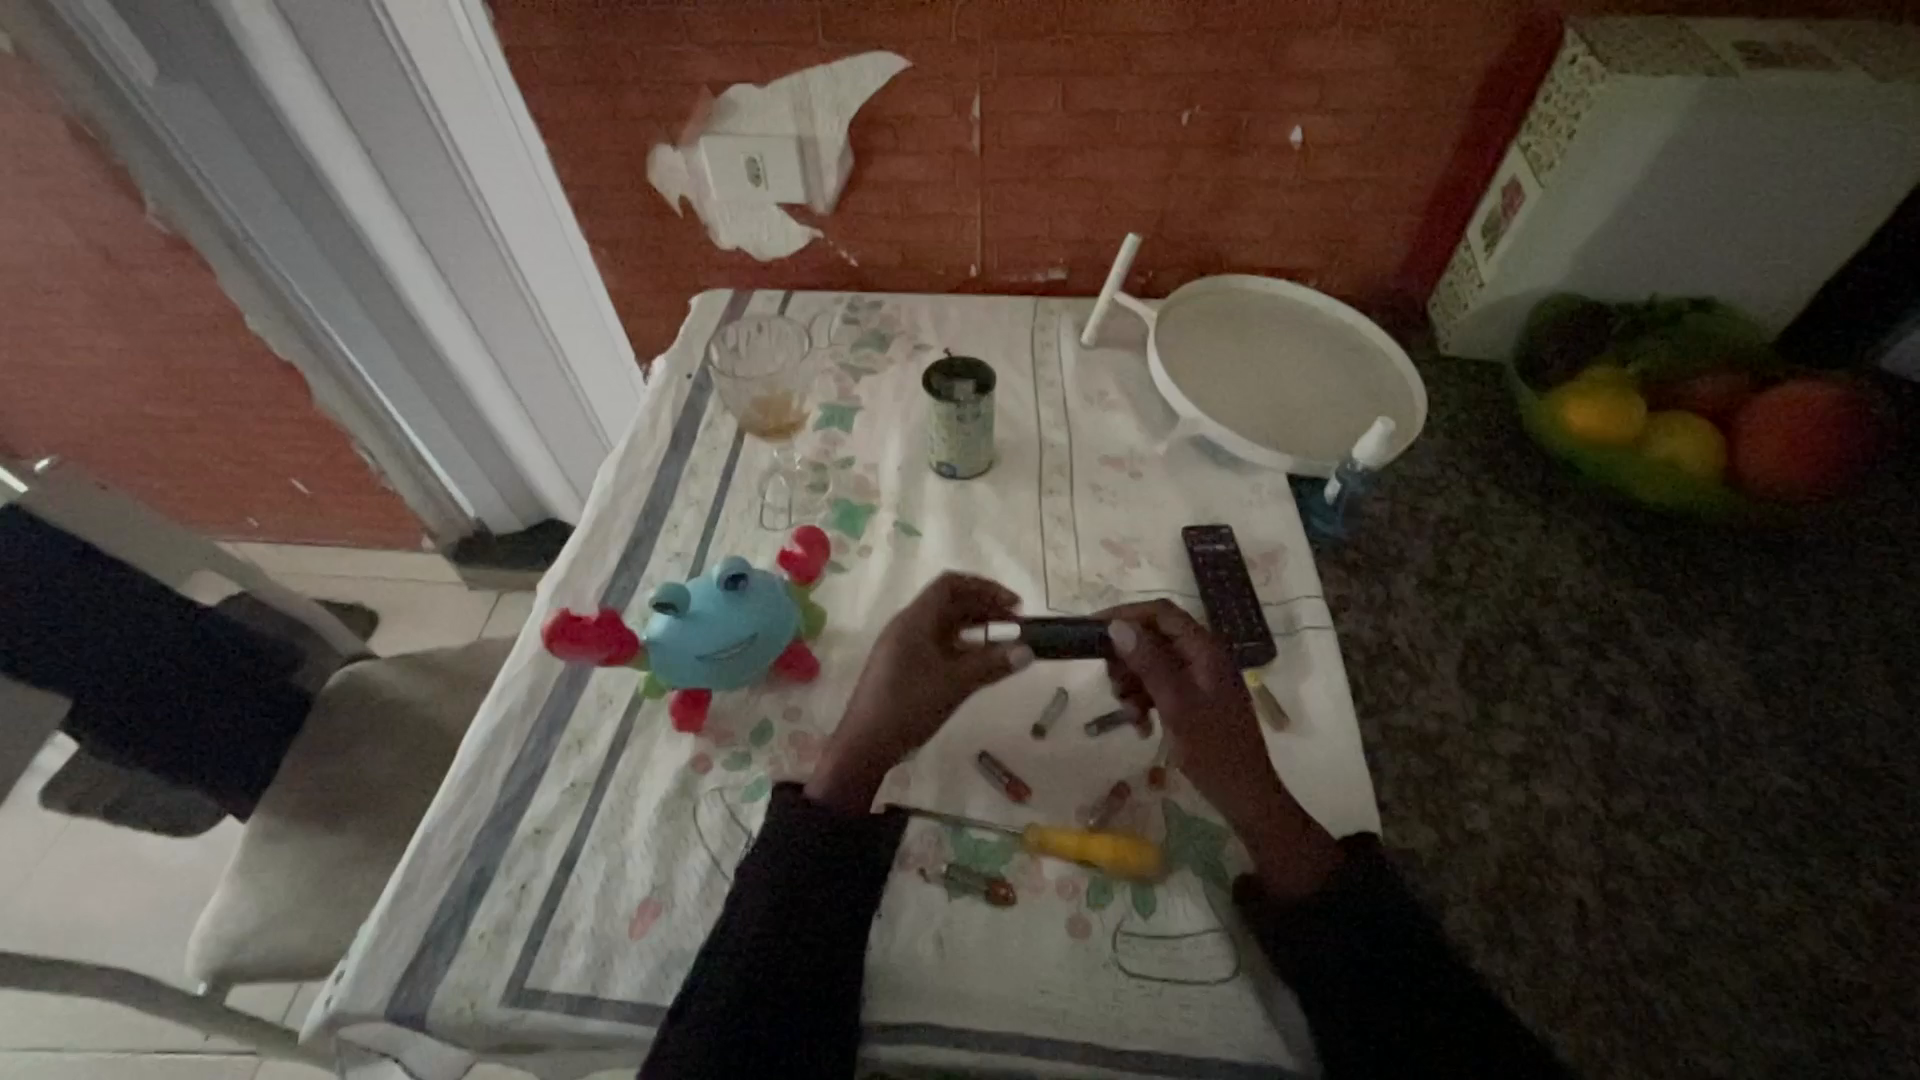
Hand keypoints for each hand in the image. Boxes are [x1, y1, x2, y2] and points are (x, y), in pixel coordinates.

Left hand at [805, 573, 1032, 812]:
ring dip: (975, 630)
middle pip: (950, 604)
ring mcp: (903, 647)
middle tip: (1017, 626)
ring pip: (945, 626)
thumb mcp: (955, 684)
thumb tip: (1028, 651)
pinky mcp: (903, 666)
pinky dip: (962, 648)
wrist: (865, 743)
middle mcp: (908, 626)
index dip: (985, 588)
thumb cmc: (908, 706)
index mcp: (915, 620)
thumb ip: (992, 664)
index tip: (1014, 605)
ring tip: (1004, 644)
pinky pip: (938, 645)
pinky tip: (980, 664)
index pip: (950, 585)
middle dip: (985, 609)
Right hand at [1100, 600, 1340, 898]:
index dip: (1125, 615)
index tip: (1092, 631)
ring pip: (1149, 664)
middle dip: (1126, 660)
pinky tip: (1141, 727)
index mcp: (1204, 649)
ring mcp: (1197, 678)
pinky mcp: (1191, 698)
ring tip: (1130, 715)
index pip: (1159, 613)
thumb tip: (1117, 626)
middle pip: (1150, 638)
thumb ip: (1148, 662)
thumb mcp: (1176, 704)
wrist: (1244, 794)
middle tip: (1113, 686)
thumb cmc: (1214, 749)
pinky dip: (1143, 702)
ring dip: (1132, 685)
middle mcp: (1200, 656)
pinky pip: (1157, 687)